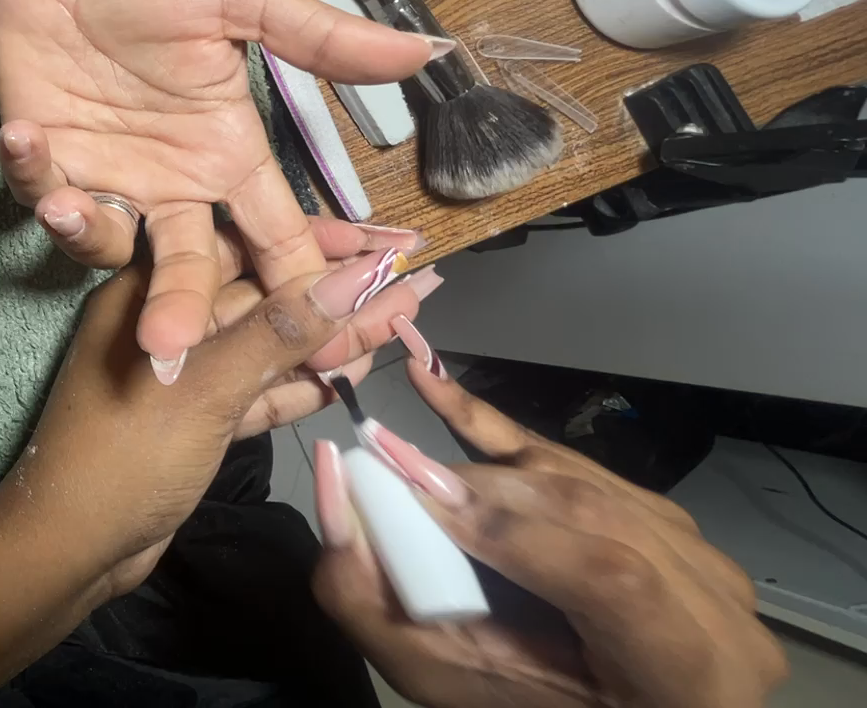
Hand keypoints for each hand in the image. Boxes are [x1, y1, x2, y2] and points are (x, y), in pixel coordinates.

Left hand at [0, 0, 443, 375]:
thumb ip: (316, 37)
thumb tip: (424, 52)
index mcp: (226, 155)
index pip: (274, 237)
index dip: (298, 291)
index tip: (319, 347)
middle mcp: (170, 184)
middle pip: (187, 267)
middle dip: (182, 308)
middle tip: (169, 345)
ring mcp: (107, 180)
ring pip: (106, 246)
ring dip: (87, 235)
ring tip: (66, 205)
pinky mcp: (47, 166)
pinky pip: (38, 190)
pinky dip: (29, 172)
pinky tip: (25, 136)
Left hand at [0, 246, 438, 603]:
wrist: (74, 542)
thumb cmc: (127, 450)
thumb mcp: (205, 385)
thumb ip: (279, 332)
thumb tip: (354, 276)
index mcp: (147, 290)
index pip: (241, 249)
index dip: (313, 243)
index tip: (381, 238)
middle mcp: (164, 321)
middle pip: (261, 299)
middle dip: (332, 293)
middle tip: (413, 278)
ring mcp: (180, 372)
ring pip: (265, 348)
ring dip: (326, 341)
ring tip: (403, 319)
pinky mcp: (193, 417)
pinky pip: (254, 391)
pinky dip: (297, 386)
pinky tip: (349, 374)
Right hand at [313, 361, 786, 707]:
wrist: (574, 697)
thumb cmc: (500, 699)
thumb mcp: (421, 666)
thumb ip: (361, 586)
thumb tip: (334, 471)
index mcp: (686, 678)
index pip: (611, 579)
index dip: (509, 528)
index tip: (416, 497)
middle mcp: (719, 613)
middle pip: (588, 512)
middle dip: (477, 485)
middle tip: (393, 469)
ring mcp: (699, 557)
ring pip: (570, 475)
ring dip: (478, 464)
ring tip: (410, 465)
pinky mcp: (658, 513)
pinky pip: (563, 452)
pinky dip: (483, 416)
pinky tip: (429, 378)